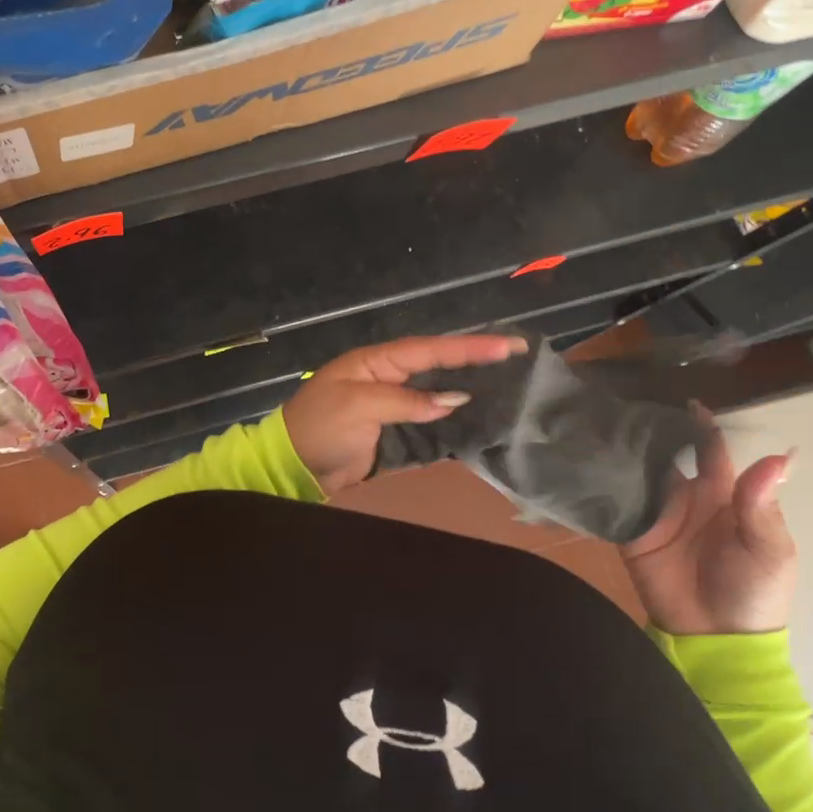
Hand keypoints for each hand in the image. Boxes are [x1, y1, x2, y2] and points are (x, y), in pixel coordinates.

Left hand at [281, 335, 525, 494]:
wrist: (293, 466)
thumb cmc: (320, 427)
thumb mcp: (359, 407)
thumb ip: (406, 401)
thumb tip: (453, 400)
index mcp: (375, 363)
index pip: (429, 350)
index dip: (468, 347)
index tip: (508, 345)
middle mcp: (388, 379)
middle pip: (438, 367)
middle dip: (475, 362)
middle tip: (519, 357)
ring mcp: (392, 407)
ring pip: (438, 395)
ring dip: (470, 391)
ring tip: (511, 387)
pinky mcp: (394, 434)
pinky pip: (431, 425)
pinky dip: (455, 423)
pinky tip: (481, 423)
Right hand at [621, 404, 796, 635]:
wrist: (716, 638)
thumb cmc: (755, 592)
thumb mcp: (771, 549)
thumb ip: (763, 504)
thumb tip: (780, 454)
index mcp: (724, 496)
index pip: (711, 451)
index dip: (701, 427)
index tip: (685, 401)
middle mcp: (687, 497)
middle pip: (666, 455)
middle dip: (650, 433)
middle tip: (626, 407)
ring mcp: (656, 514)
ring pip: (636, 472)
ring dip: (622, 453)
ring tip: (600, 427)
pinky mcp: (631, 532)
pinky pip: (614, 502)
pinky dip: (603, 484)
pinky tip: (589, 464)